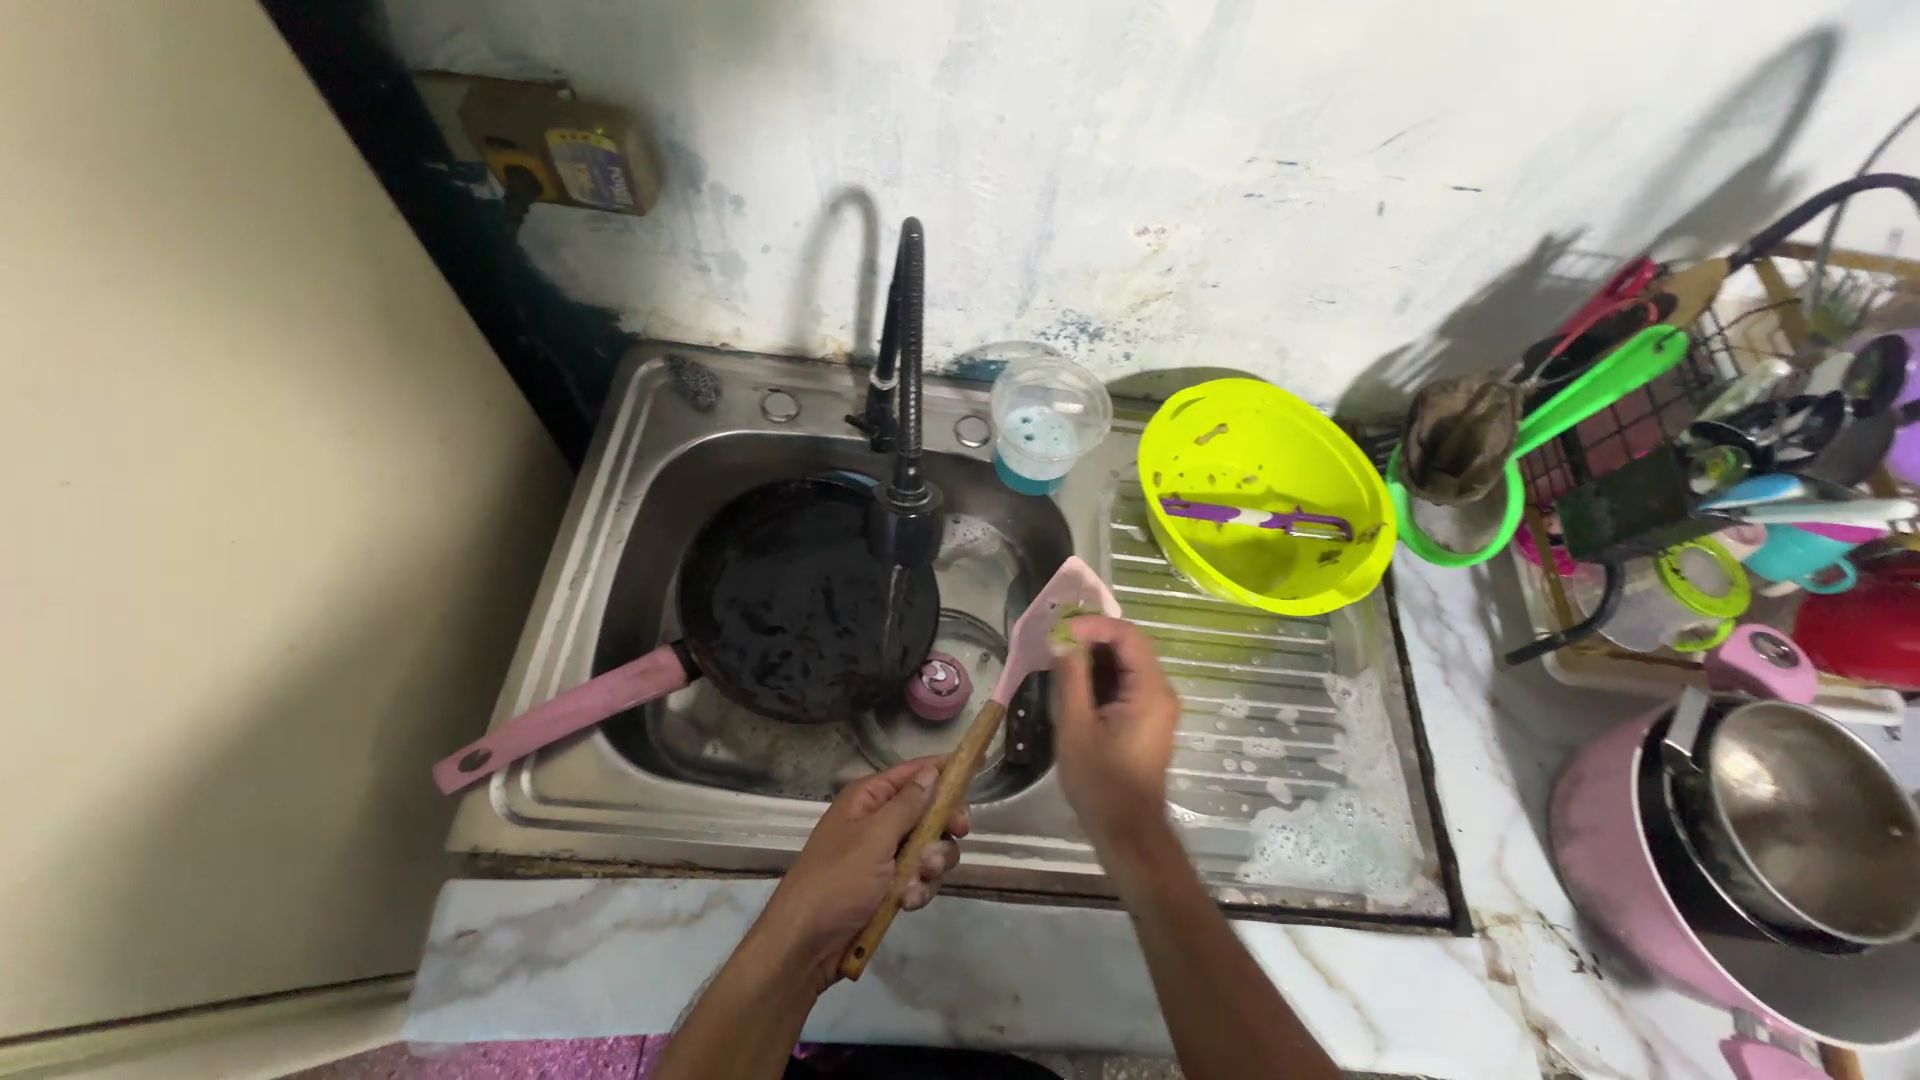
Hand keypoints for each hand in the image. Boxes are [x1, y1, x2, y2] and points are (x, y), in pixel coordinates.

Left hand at [752, 756, 968, 993]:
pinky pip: (920, 878)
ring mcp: (885, 855)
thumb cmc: (837, 880)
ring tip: (915, 882)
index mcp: (869, 799)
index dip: (942, 773)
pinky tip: (907, 903)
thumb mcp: (874, 838)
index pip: (913, 773)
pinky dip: (918, 889)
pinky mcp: (890, 886)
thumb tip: (932, 772)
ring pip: (930, 848)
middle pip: (929, 811)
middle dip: (942, 829)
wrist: (807, 942)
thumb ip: (908, 805)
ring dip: (930, 865)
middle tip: (957, 835)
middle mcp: (879, 821)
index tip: (972, 776)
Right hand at [1052, 615, 1181, 851]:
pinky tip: (1073, 680)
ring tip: (1058, 656)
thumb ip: (1071, 678)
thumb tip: (1063, 641)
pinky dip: (1101, 676)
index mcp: (1151, 691)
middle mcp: (1162, 692)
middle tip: (1055, 639)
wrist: (1127, 830)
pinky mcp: (1147, 718)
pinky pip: (1126, 683)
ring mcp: (1157, 706)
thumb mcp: (1076, 727)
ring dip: (1094, 656)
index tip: (1060, 630)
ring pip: (1126, 664)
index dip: (1094, 625)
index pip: (1128, 635)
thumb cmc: (1100, 782)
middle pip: (1130, 646)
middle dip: (1092, 637)